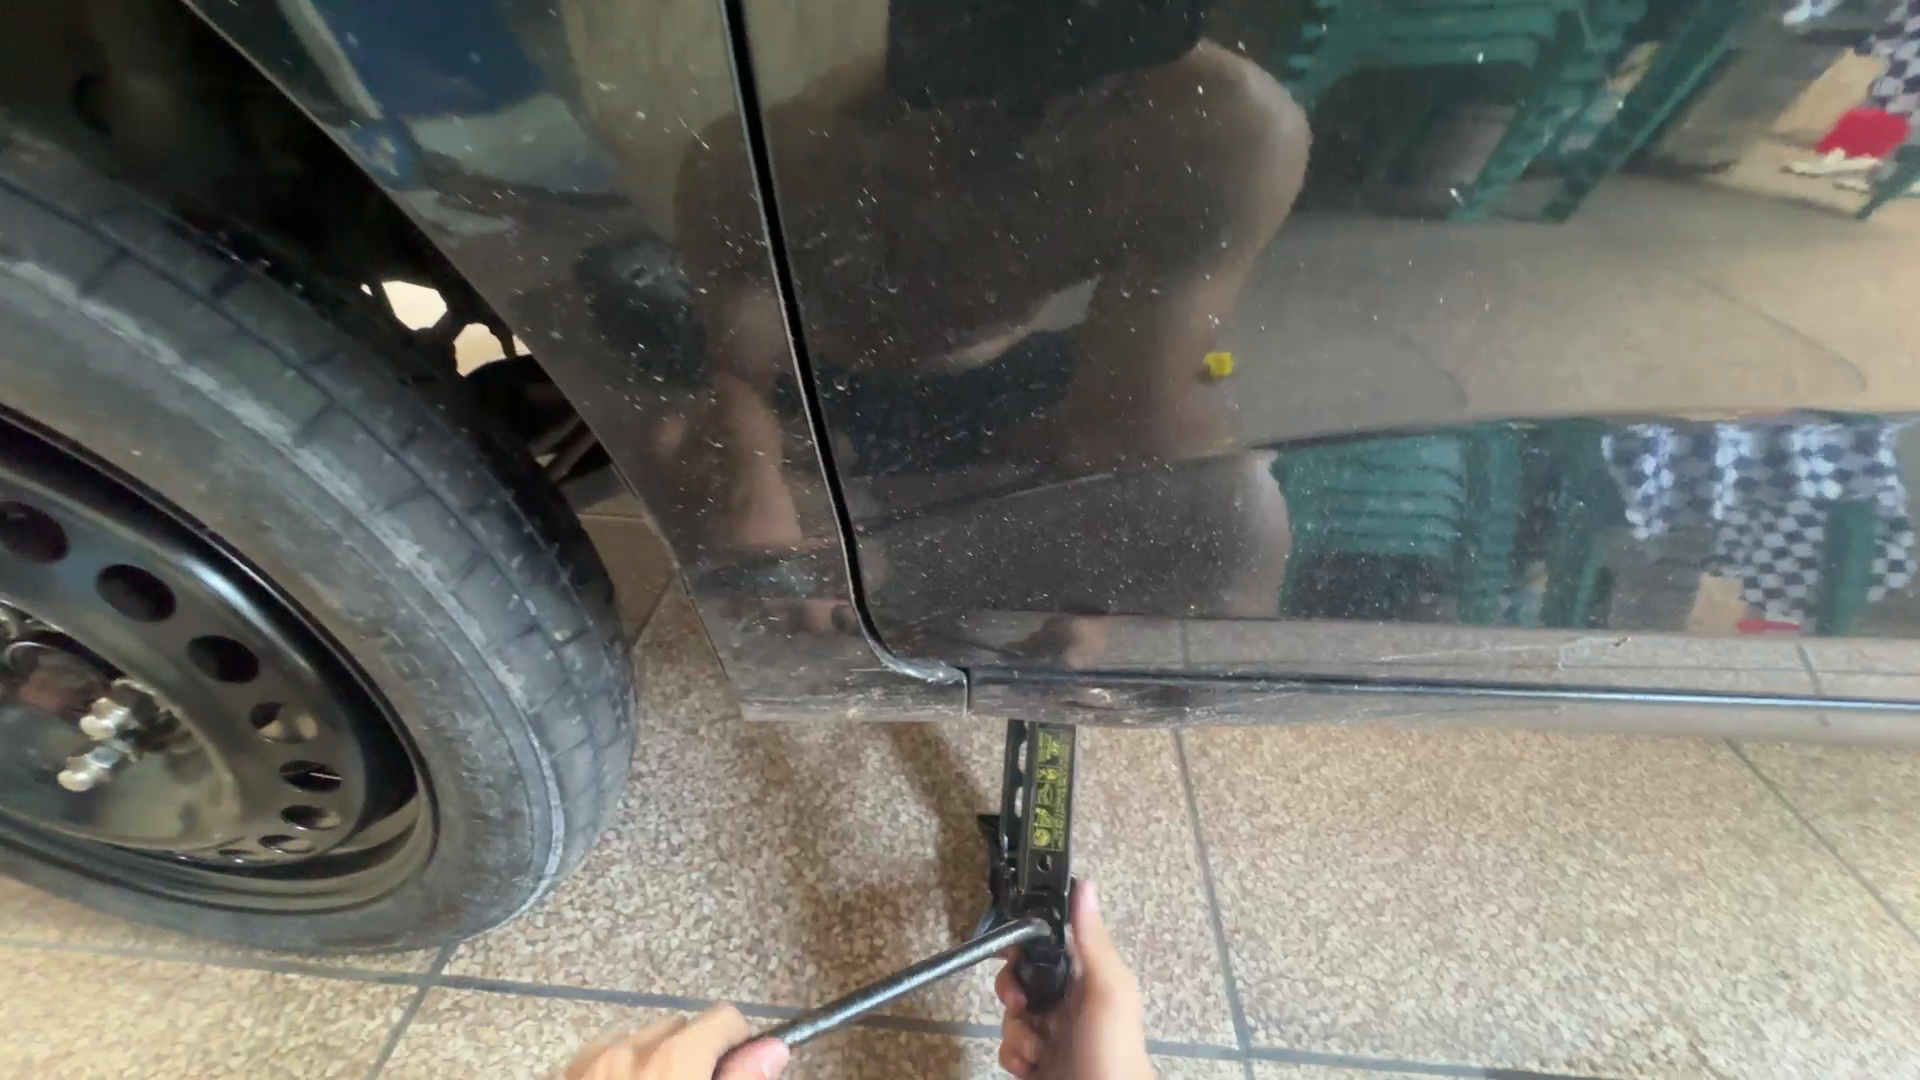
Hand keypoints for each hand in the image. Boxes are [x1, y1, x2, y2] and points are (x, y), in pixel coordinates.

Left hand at [560, 1004, 788, 1079]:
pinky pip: (593, 1061)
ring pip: (633, 1043)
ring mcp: (583, 1067)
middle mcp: (626, 1051)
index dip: (736, 1047)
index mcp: (672, 1060)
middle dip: (690, 1057)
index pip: (724, 1018)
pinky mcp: (558, 1077)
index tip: (733, 1077)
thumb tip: (775, 1046)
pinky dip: (607, 1074)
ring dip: (647, 1066)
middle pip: (678, 1028)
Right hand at [995, 881, 1153, 1079]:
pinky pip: (1010, 1049)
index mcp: (1086, 980)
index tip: (1011, 951)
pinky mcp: (1036, 1065)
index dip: (1026, 945)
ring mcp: (1050, 1037)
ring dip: (1015, 1030)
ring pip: (1013, 1015)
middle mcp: (1067, 1005)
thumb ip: (1093, 940)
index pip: (1048, 947)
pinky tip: (1029, 1066)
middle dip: (1012, 991)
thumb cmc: (1113, 1051)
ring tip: (1035, 1049)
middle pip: (1023, 980)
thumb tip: (1085, 884)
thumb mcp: (1109, 990)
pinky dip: (1014, 1056)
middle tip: (1019, 1005)